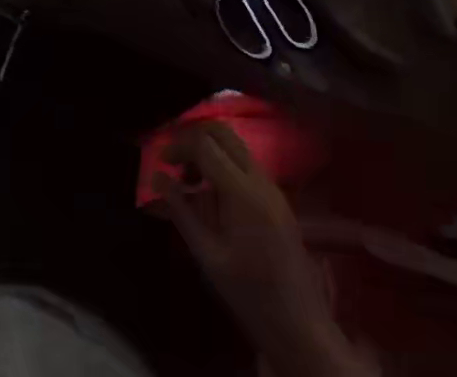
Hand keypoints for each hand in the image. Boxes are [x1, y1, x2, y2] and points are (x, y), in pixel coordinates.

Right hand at [158, 123, 370, 376]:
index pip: (205, 145)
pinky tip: (210, 193)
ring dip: (208, 150)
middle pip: (223, 133)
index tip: (161, 163)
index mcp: (243, 193)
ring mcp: (272, 186)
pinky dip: (222, 163)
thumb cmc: (248, 292)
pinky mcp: (276, 196)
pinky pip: (245, 163)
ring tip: (189, 180)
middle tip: (174, 162)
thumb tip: (157, 177)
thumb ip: (181, 211)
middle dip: (193, 138)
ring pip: (235, 145)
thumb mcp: (207, 254)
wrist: (299, 323)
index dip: (178, 146)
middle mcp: (260, 180)